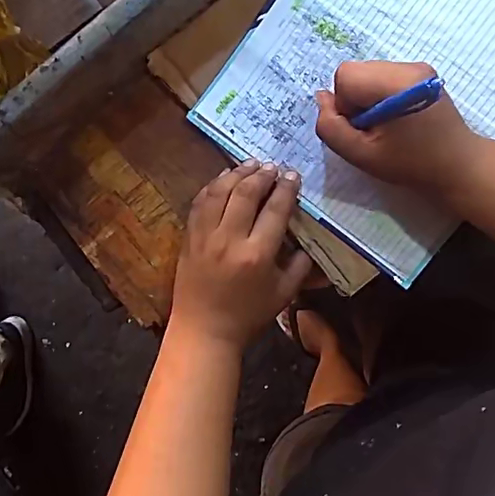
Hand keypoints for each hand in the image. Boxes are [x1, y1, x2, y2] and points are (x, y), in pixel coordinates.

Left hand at [170, 161, 312, 344]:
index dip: (286, 188)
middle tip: (274, 167)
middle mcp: (230, 239)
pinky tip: (224, 178)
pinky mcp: (189, 237)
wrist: (204, 330)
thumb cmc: (248, 315)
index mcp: (257, 255)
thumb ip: (300, 265)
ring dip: (237, 173)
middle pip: (246, 193)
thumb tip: (305, 239)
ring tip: (251, 164)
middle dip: (263, 175)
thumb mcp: (285, 294)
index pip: (275, 210)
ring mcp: (205, 236)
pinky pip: (200, 202)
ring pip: (219, 191)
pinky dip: (213, 185)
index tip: (293, 176)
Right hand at [314, 61, 487, 195]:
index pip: (345, 76)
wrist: (459, 165)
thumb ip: (332, 128)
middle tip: (374, 130)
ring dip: (368, 98)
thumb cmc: (411, 164)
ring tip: (388, 125)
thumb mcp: (363, 155)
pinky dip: (383, 95)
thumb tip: (321, 98)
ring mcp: (419, 66)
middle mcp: (408, 66)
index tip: (363, 130)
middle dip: (355, 100)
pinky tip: (399, 118)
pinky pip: (386, 76)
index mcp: (395, 83)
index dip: (345, 105)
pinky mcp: (424, 73)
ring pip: (370, 73)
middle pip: (357, 71)